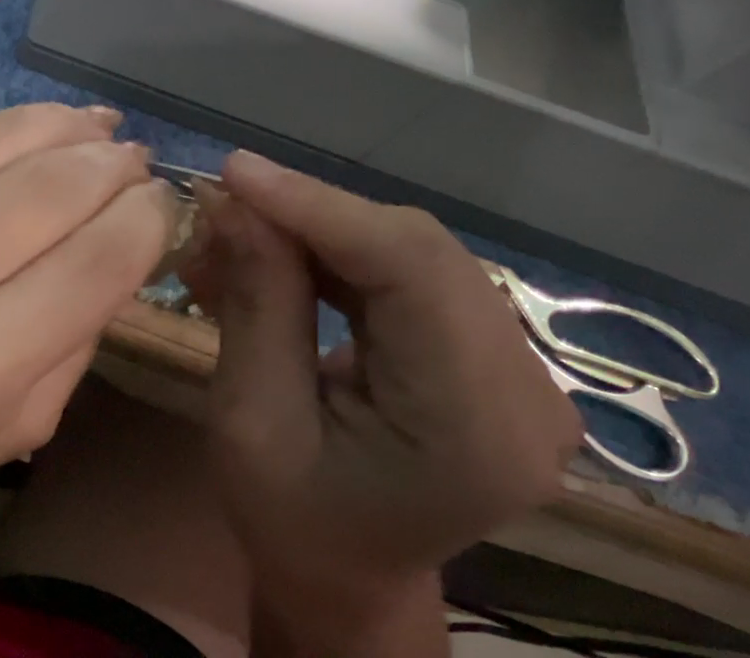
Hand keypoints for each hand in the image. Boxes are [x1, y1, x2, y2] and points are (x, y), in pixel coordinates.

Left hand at [0, 103, 177, 517]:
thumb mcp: (15, 427)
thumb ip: (78, 336)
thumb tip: (124, 236)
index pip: (91, 263)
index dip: (144, 218)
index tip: (162, 200)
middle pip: (43, 190)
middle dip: (108, 163)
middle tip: (132, 159)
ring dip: (55, 124)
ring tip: (92, 125)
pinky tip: (21, 130)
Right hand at [180, 153, 581, 629]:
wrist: (346, 578)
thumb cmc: (288, 520)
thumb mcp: (250, 420)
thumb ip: (257, 306)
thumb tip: (237, 202)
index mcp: (475, 427)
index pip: (411, 271)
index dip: (319, 207)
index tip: (234, 171)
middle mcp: (526, 391)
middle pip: (421, 253)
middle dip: (311, 216)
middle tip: (223, 205)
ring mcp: (521, 374)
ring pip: (415, 255)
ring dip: (319, 233)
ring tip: (236, 235)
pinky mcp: (494, 360)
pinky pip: (413, 278)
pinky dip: (339, 258)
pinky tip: (278, 256)